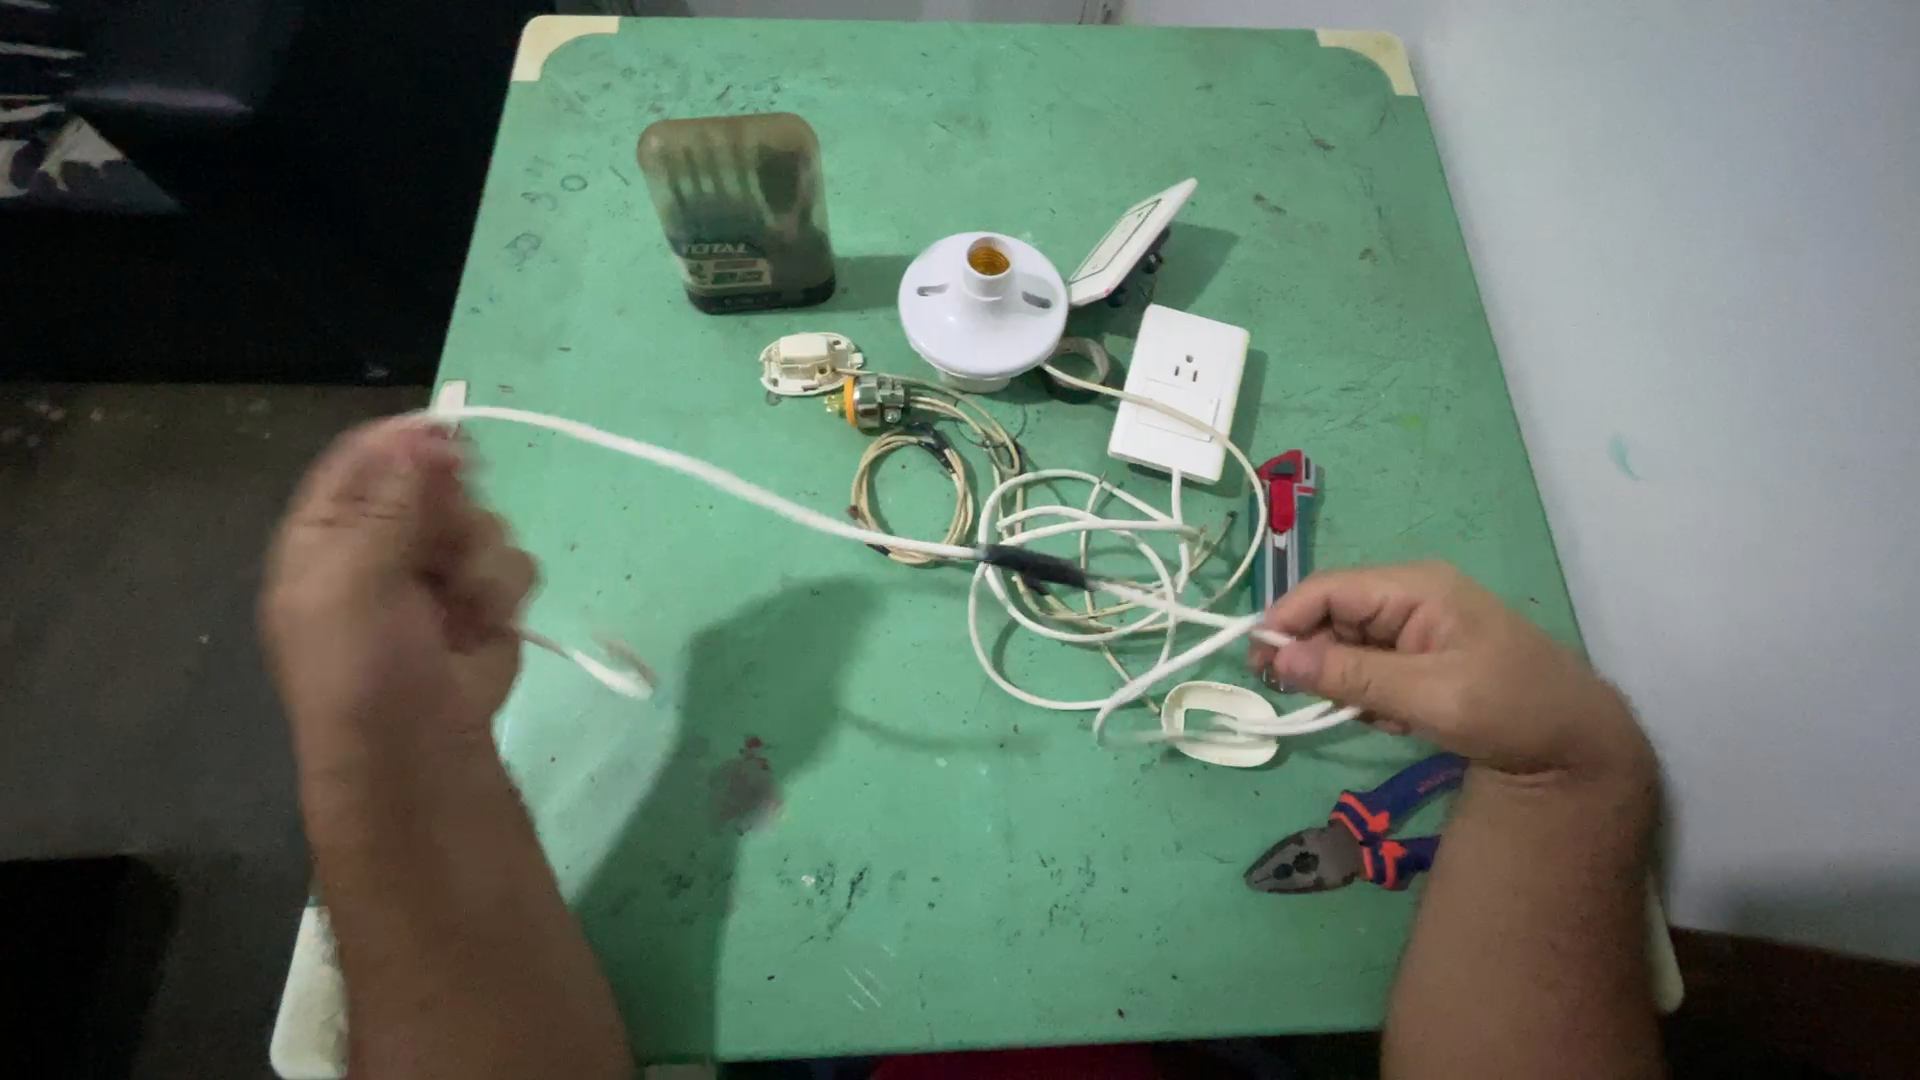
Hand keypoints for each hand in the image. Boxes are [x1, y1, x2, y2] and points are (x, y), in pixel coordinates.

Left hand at [261, 419, 536, 773]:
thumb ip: (392, 505)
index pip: (366, 459)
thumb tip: (427, 434)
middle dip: (454, 513)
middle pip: (439, 484)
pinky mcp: (490, 594)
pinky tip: (486, 620)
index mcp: (332, 531)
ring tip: (462, 605)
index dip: (408, 443)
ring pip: (487, 521)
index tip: (454, 442)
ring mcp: (444, 568)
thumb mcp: (356, 580)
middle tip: (445, 547)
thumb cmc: (364, 665)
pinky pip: (515, 560)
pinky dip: (505, 589)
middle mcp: (390, 541)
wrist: (421, 741)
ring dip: (481, 561)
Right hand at [1248, 561, 1650, 779]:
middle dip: (1316, 659)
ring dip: (1344, 683)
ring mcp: (1409, 625)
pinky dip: (1365, 694)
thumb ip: (1351, 676)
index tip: (1258, 661)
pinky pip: (1362, 666)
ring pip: (1340, 645)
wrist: (1579, 749)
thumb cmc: (1512, 711)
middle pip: (1329, 616)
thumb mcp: (1429, 696)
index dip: (1285, 619)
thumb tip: (1277, 659)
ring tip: (1380, 716)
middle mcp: (1405, 596)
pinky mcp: (1412, 653)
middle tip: (1307, 700)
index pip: (1326, 589)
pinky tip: (1396, 717)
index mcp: (1413, 587)